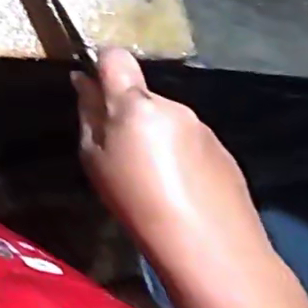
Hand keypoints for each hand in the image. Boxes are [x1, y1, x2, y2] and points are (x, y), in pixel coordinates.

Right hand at [73, 48, 270, 268]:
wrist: (215, 252)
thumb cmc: (138, 202)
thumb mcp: (94, 160)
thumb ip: (88, 114)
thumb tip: (83, 81)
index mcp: (135, 102)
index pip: (115, 56)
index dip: (102, 65)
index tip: (95, 91)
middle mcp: (171, 104)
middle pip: (140, 94)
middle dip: (129, 112)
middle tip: (122, 153)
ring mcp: (201, 126)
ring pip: (164, 118)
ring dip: (155, 135)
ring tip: (155, 179)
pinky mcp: (224, 151)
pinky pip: (188, 140)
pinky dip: (179, 155)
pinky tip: (180, 189)